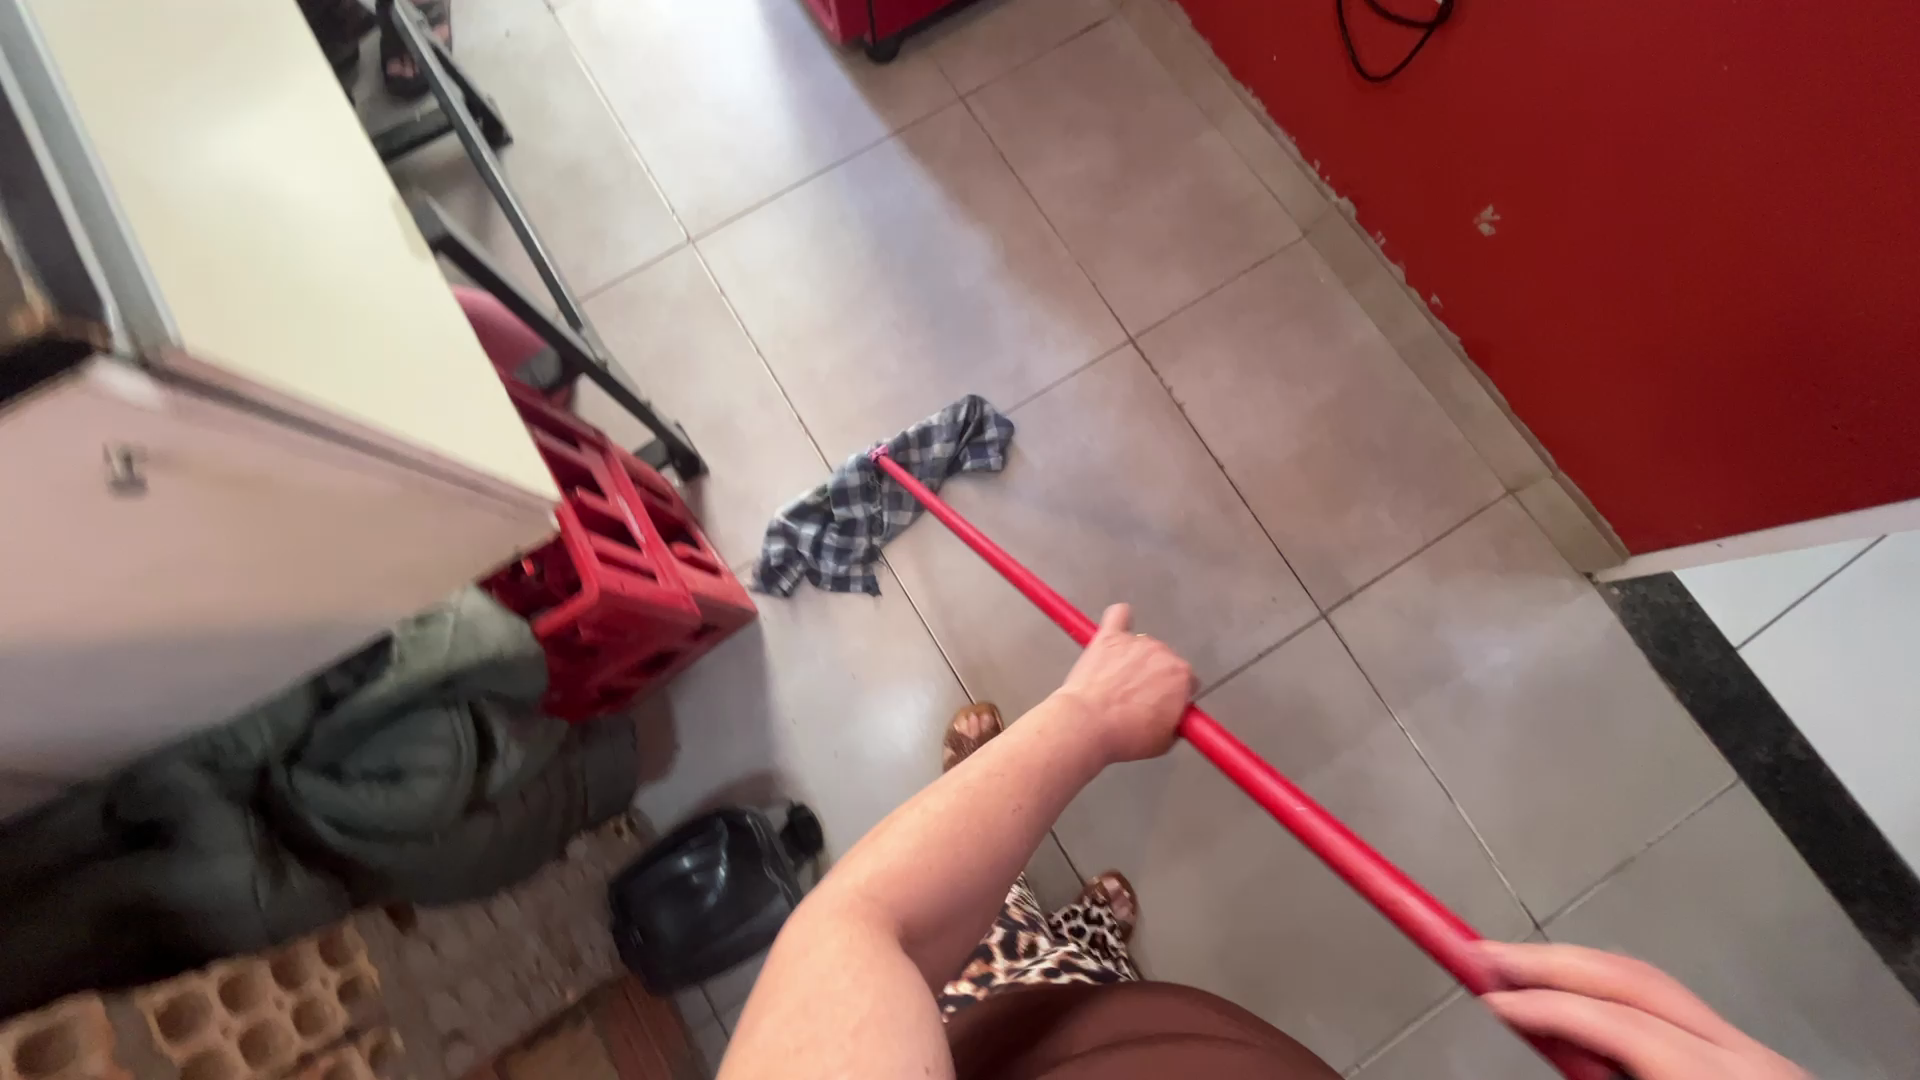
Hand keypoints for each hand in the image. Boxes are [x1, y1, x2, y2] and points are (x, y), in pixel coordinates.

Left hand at [1053, 604, 1194, 764]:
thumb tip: (1172, 714)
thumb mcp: (1165, 740)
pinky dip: (1120, 619)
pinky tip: (1117, 627)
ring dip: (1133, 658)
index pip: (1187, 681)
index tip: (1160, 706)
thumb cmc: (1127, 736)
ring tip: (1115, 681)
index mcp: (1182, 676)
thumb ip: (1175, 720)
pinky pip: (1119, 615)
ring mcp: (1134, 642)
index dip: (1174, 695)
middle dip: (1153, 677)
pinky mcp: (1107, 637)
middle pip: (1164, 660)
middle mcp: (1162, 652)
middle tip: (1134, 698)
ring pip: (1141, 645)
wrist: (1088, 724)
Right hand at [1479, 942, 1806, 1079]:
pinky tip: (1562, 987)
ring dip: (1568, 965)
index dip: (1548, 1006)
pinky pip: (1659, 998)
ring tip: (1508, 964)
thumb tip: (1528, 1027)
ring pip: (1645, 978)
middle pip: (1631, 979)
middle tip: (1479, 955)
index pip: (1623, 1024)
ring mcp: (1753, 1052)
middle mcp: (1750, 1060)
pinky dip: (1600, 983)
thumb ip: (1593, 1076)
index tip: (1488, 998)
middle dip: (1547, 962)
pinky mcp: (1745, 1054)